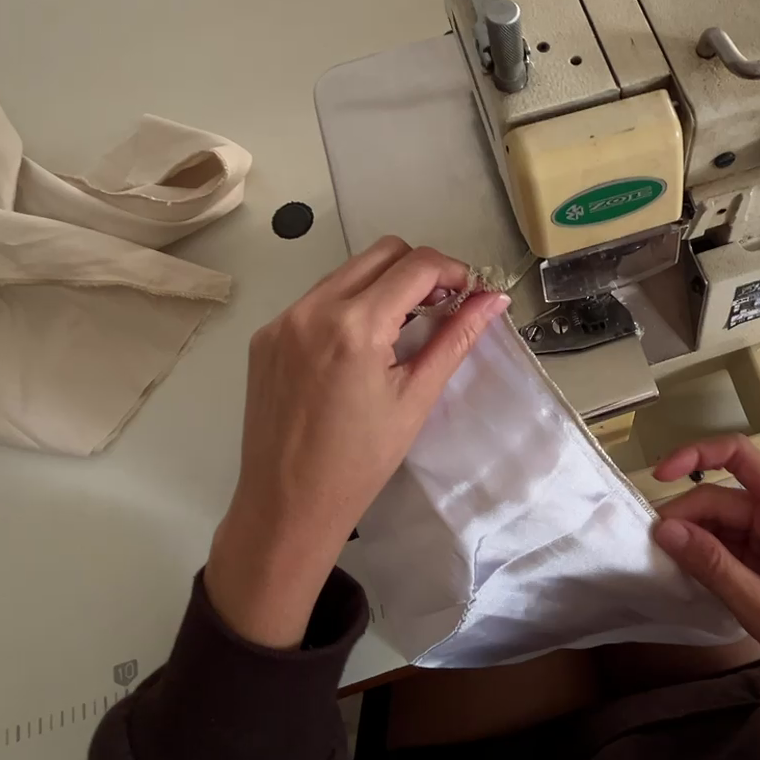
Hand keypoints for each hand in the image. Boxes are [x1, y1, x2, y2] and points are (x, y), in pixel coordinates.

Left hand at [206, 236, 509, 647]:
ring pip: (349, 270)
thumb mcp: (417, 397)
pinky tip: (360, 346)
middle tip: (440, 307)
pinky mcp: (264, 335)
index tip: (468, 296)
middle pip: (382, 252)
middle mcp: (312, 308)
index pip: (416, 264)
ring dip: (384, 284)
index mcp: (355, 326)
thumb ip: (457, 338)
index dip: (453, 271)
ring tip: (403, 327)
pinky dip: (349, 304)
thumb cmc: (361, 461)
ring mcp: (283, 319)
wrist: (286, 507)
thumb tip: (495, 299)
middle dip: (420, 269)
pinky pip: (318, 297)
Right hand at [651, 436, 759, 759]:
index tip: (658, 476)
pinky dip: (707, 560)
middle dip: (686, 515)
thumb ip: (715, 568)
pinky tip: (687, 579)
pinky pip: (731, 549)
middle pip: (722, 497)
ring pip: (722, 524)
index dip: (696, 454)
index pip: (740, 457)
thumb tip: (664, 529)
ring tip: (664, 567)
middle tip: (651, 550)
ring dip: (693, 540)